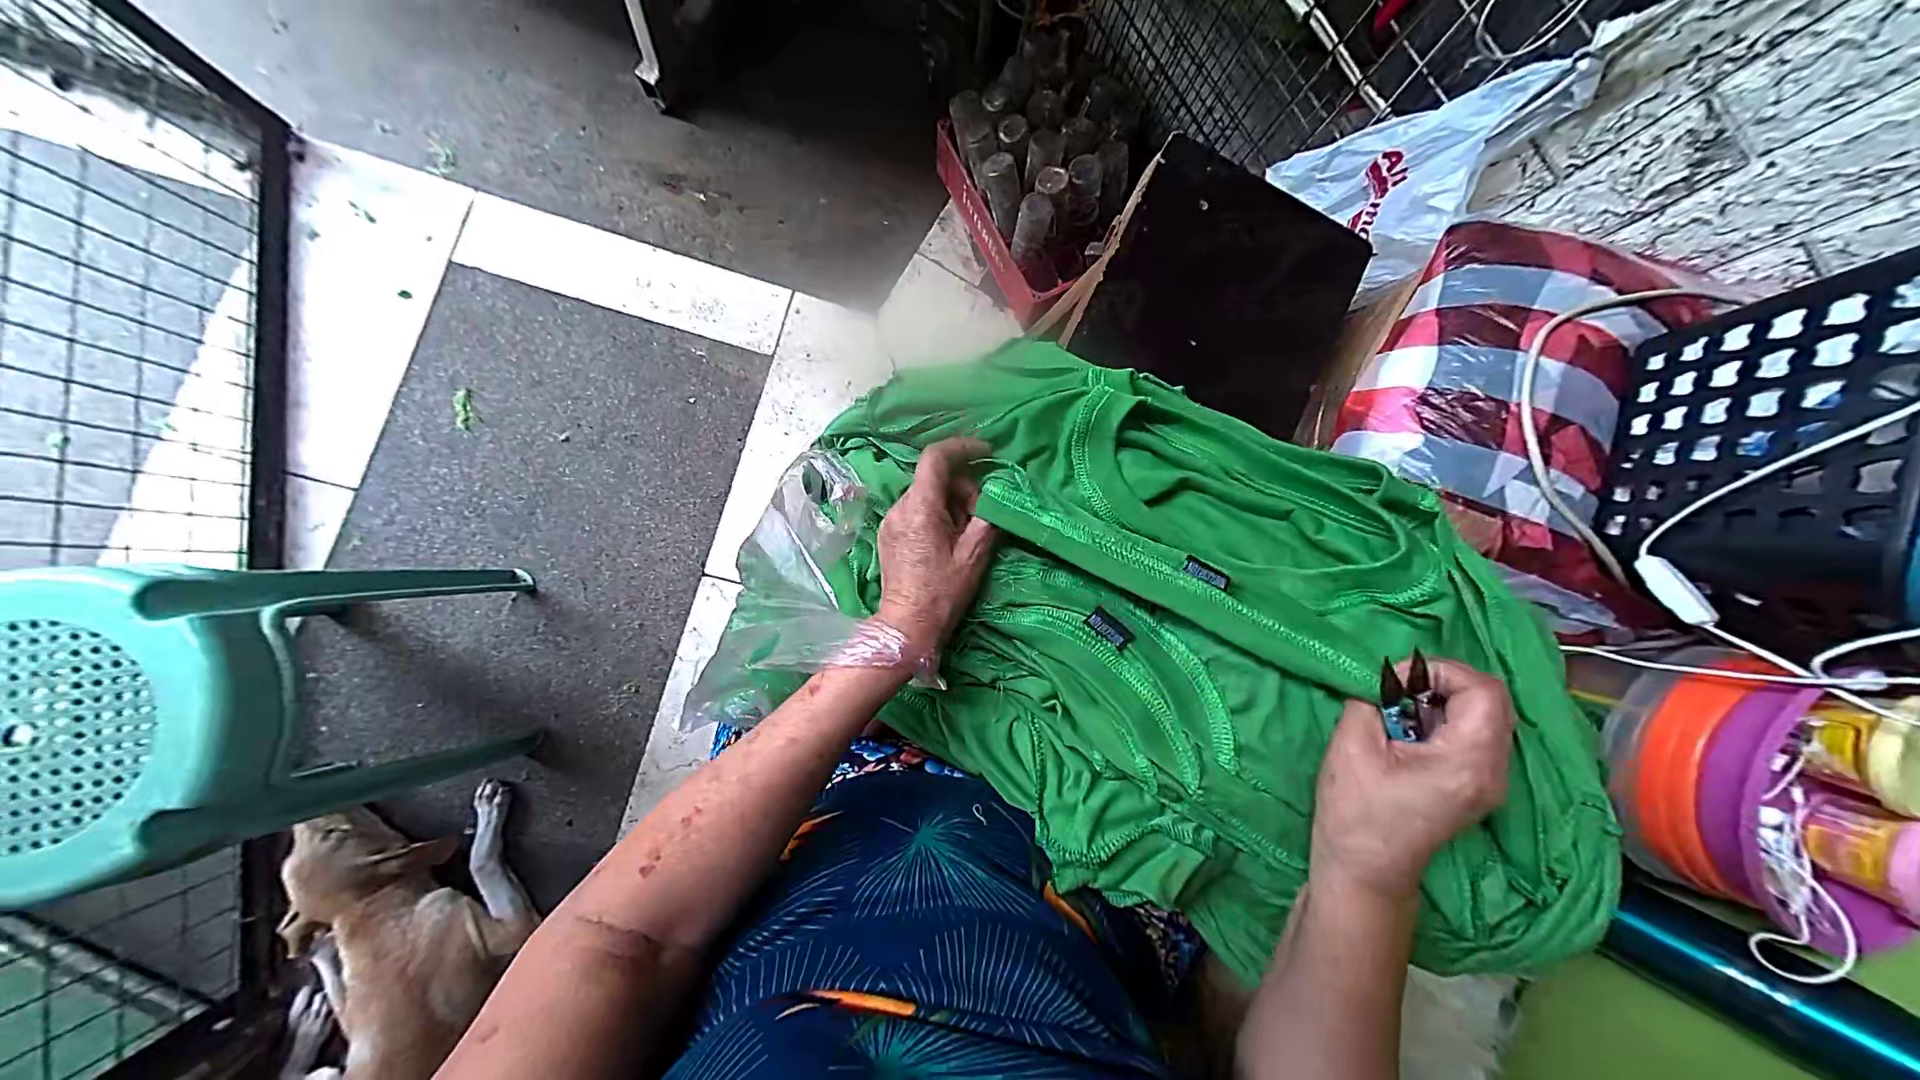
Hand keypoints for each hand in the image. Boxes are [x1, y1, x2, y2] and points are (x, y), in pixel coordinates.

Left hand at [874, 437, 998, 654]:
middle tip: (979, 518)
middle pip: (934, 478)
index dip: (962, 448)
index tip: (985, 453)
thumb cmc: (942, 593)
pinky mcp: (889, 534)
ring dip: (950, 504)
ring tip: (963, 536)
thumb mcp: (974, 555)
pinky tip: (946, 542)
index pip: (935, 458)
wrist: (907, 626)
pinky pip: (916, 510)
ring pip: (926, 494)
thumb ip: (987, 518)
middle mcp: (899, 508)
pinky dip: (936, 515)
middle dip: (962, 489)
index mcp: (919, 508)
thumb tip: (995, 498)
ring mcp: (890, 521)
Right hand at [1310, 658, 1513, 902]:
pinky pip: (1471, 735)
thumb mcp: (1352, 745)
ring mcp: (1489, 781)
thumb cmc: (1356, 811)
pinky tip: (1404, 732)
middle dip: (1440, 681)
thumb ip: (1371, 700)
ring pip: (1482, 716)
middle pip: (1489, 700)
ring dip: (1439, 700)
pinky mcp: (1474, 786)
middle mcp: (1494, 770)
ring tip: (1396, 711)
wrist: (1365, 870)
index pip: (1484, 690)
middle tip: (1394, 690)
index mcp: (1468, 760)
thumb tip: (1384, 680)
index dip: (1440, 670)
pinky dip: (1440, 720)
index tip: (1396, 680)